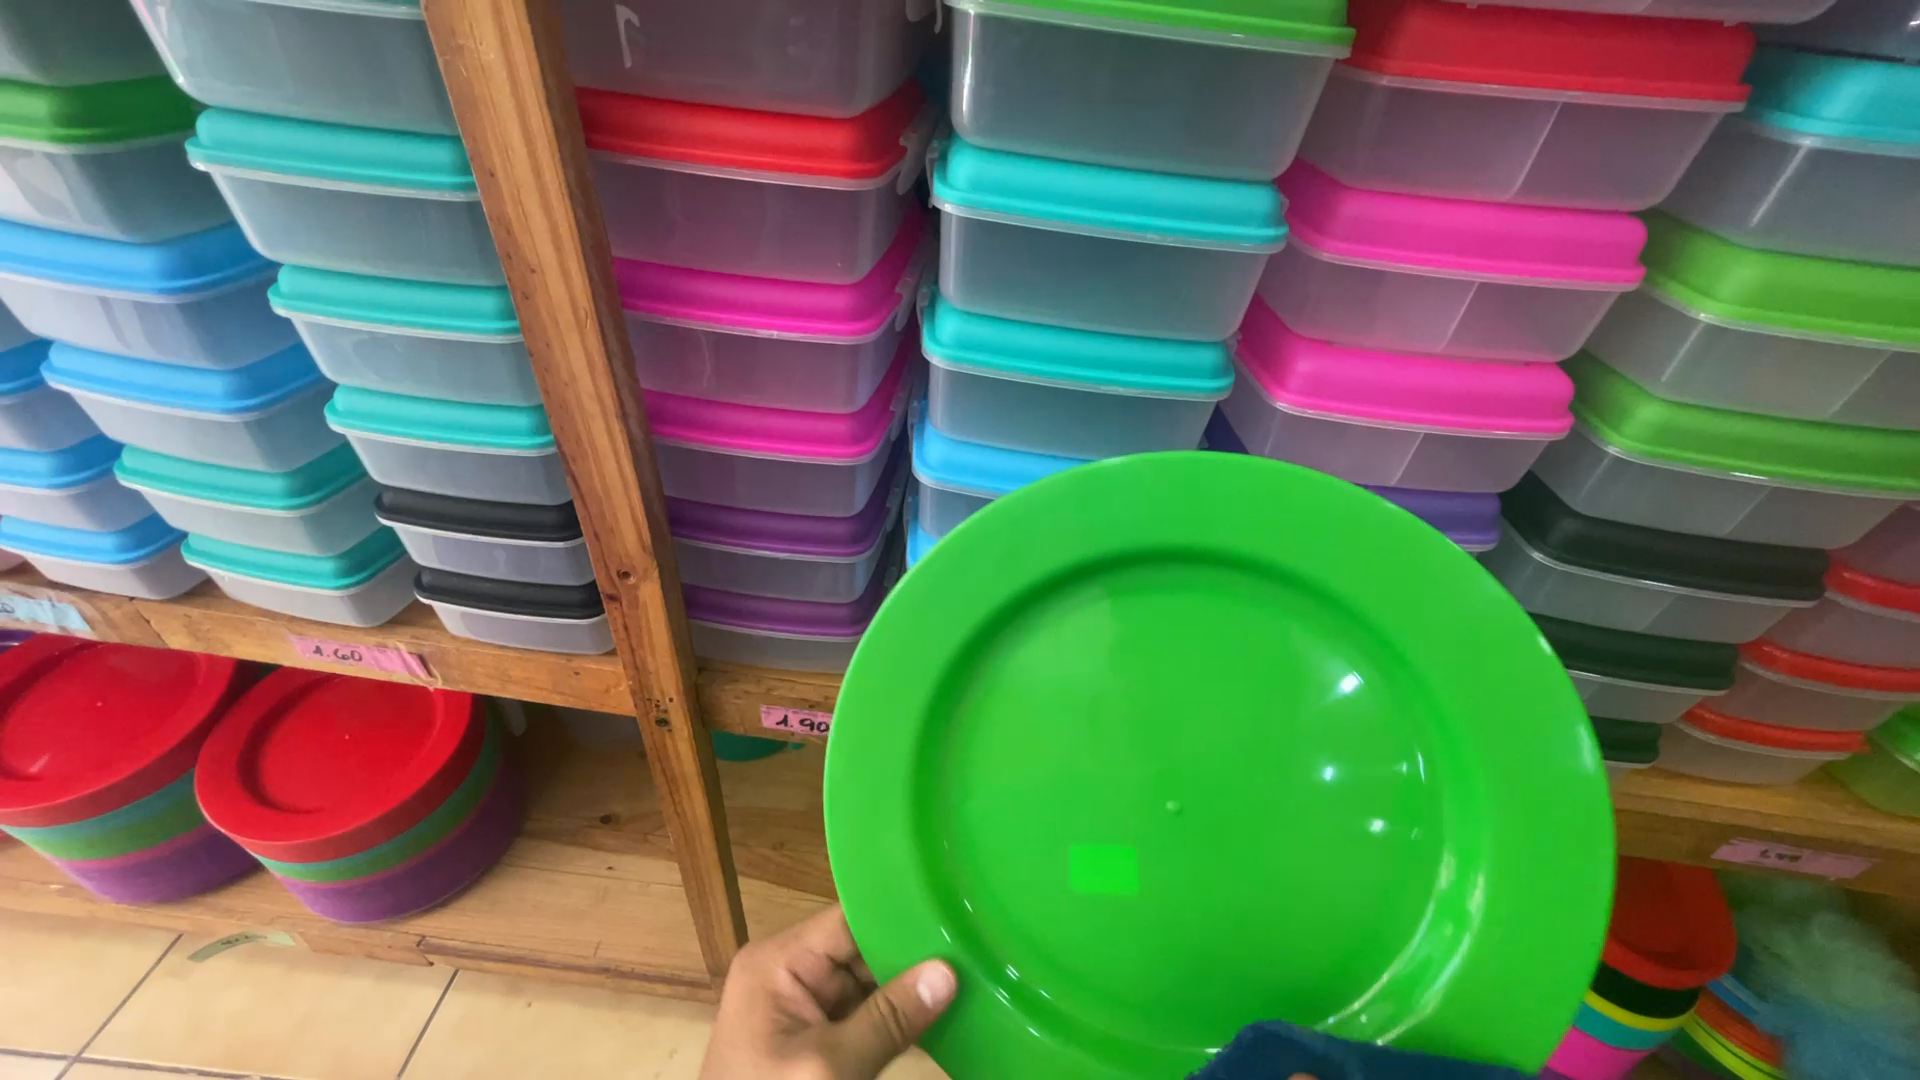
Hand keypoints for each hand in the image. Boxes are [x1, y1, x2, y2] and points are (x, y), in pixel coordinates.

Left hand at [700, 904, 957, 1079]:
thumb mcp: (831, 1067)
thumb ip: (889, 1018)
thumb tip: (948, 972)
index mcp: (778, 961)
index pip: (847, 921)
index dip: (897, 914)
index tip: (950, 910)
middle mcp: (789, 971)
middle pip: (861, 948)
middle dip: (909, 953)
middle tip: (968, 946)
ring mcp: (802, 1006)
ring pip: (868, 981)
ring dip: (909, 985)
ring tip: (966, 969)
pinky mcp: (815, 1037)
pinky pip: (863, 1013)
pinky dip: (896, 1016)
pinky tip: (940, 1008)